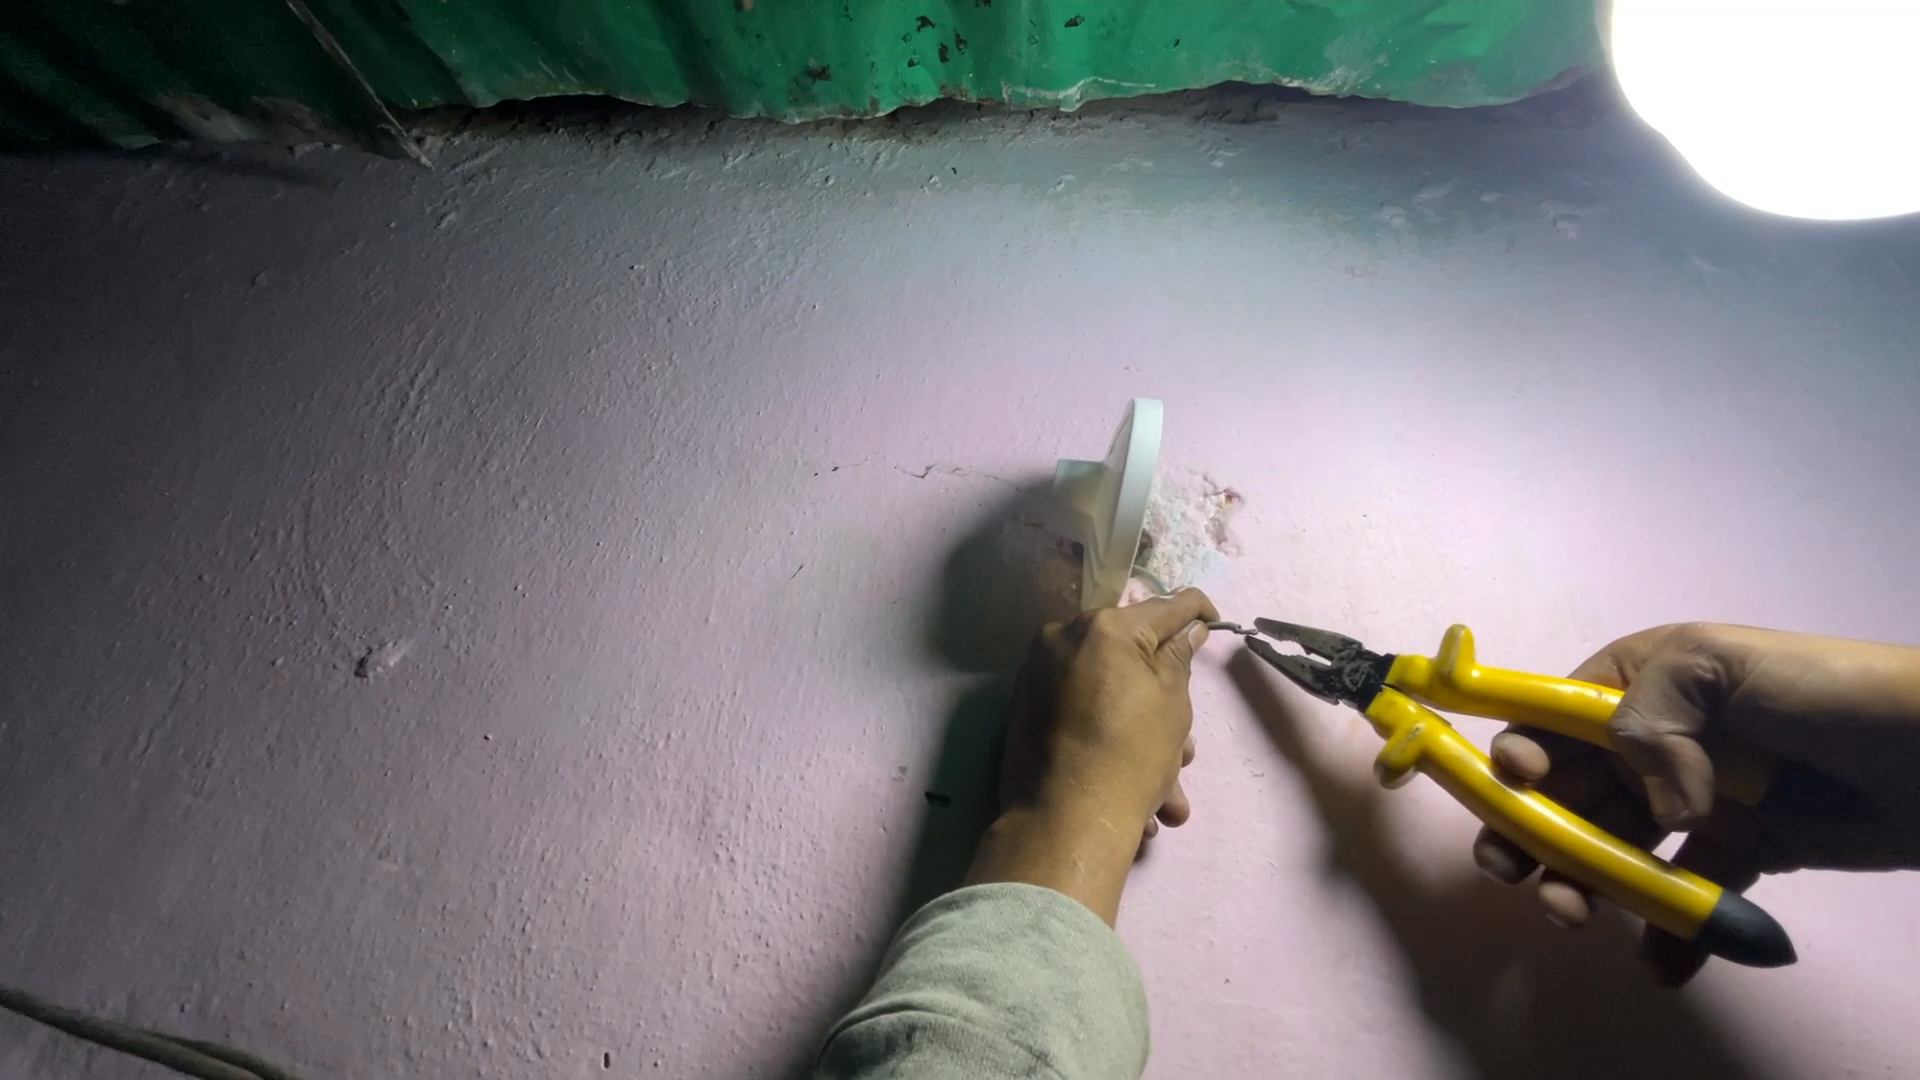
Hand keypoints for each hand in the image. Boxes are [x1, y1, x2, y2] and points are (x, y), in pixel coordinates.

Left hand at [965, 589, 1218, 924]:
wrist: (1062, 819)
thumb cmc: (1130, 754)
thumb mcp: (1172, 702)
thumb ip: (1178, 656)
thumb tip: (1186, 627)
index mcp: (1102, 627)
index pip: (1162, 606)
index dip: (1196, 611)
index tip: (1213, 620)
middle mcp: (1062, 638)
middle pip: (1130, 660)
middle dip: (1166, 706)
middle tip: (1186, 748)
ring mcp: (1039, 672)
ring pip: (1108, 696)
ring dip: (1142, 739)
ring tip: (1167, 794)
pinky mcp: (1026, 706)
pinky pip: (1080, 713)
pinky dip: (1108, 741)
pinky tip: (1137, 796)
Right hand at [1472, 622, 1919, 983]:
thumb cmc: (1820, 687)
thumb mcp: (1714, 663)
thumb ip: (1650, 714)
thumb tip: (1661, 807)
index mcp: (1621, 688)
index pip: (1546, 721)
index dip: (1519, 751)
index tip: (1519, 781)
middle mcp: (1638, 744)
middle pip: (1563, 791)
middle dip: (1527, 830)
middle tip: (1506, 869)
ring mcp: (1684, 799)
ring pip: (1612, 845)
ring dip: (1582, 882)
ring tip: (1570, 917)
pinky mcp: (1737, 849)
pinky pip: (1688, 890)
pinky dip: (1668, 930)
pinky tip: (1658, 962)